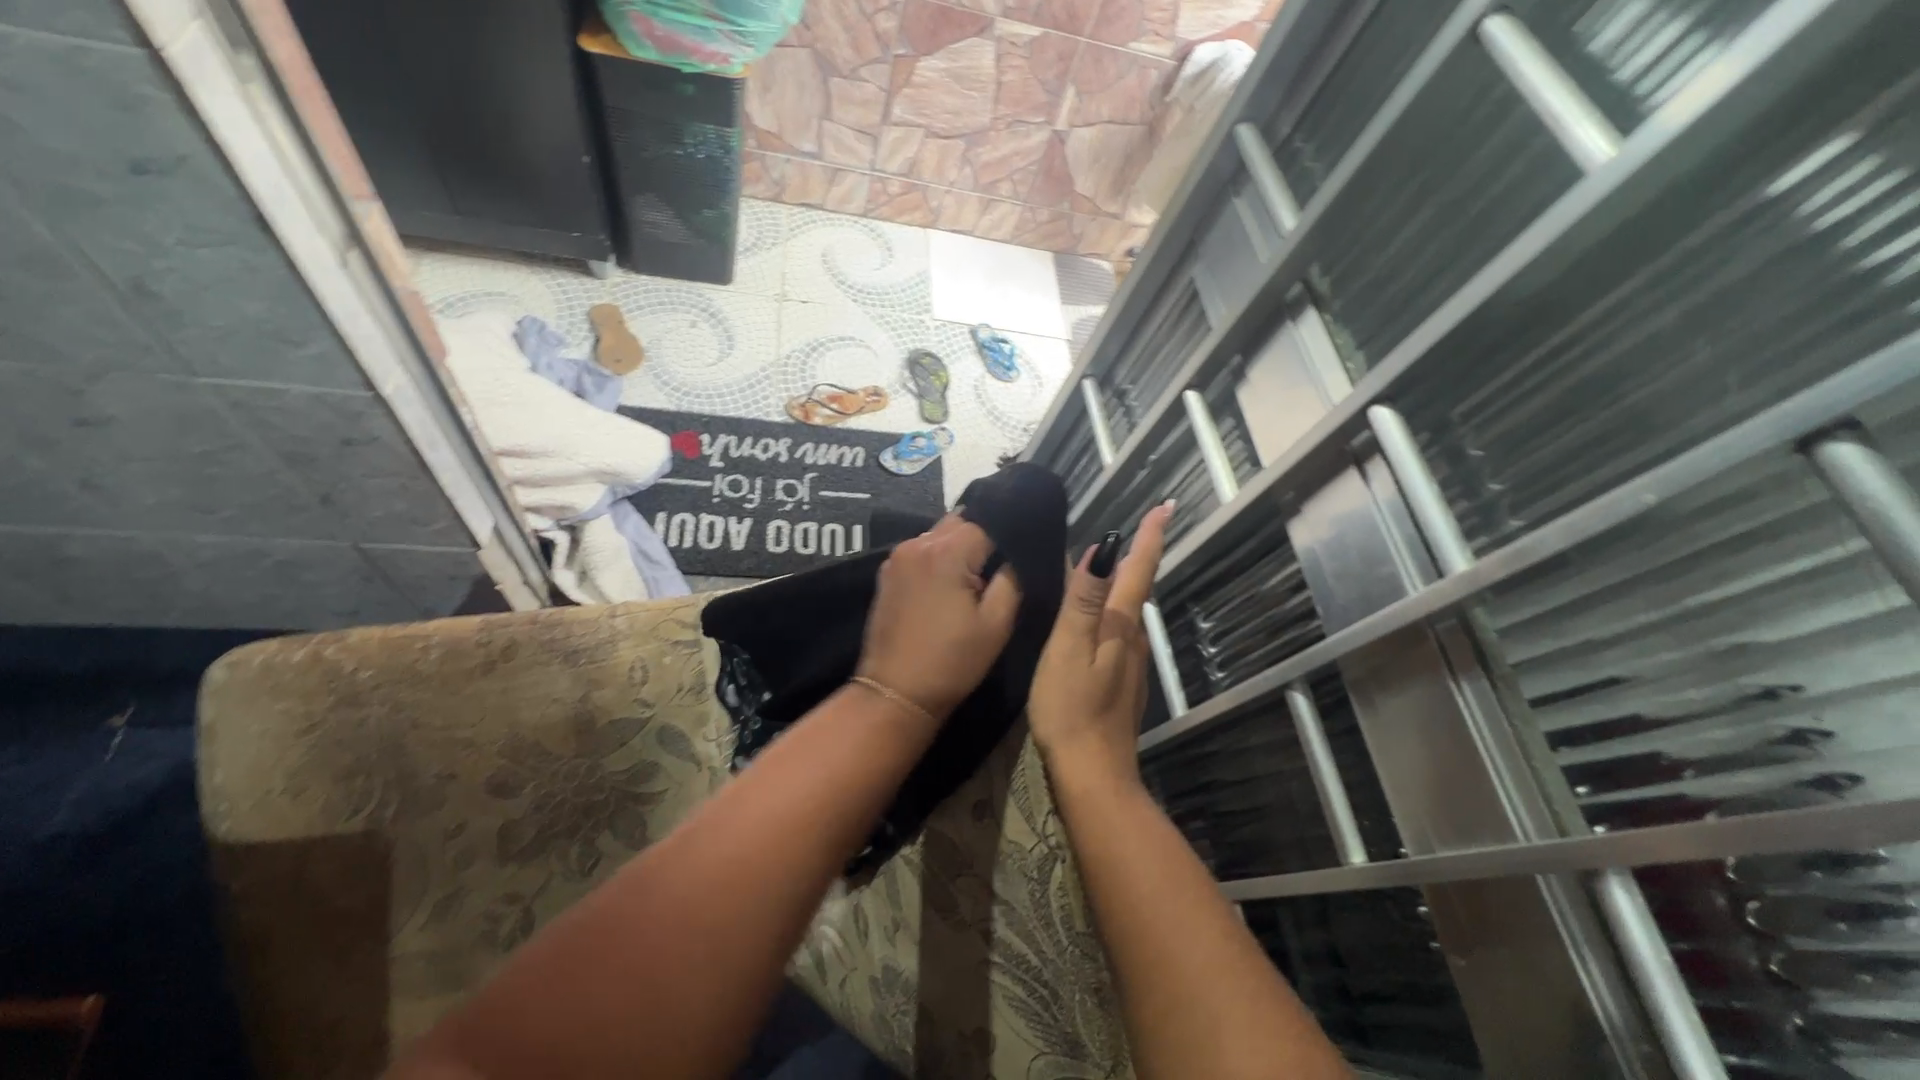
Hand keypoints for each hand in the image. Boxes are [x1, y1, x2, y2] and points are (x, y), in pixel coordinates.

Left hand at [856, 516, 1022, 721]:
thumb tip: (1016, 556)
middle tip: (1002, 566)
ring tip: (979, 576)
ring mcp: (897, 557)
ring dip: (959, 548)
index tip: (1023, 552)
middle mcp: (917, 543)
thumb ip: (1012, 580)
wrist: (896, 693)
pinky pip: (922, 551)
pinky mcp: (887, 573)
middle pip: (961, 523)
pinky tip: (951, 585)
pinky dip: (939, 559)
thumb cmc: (951, 661)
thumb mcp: (996, 624)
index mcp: (946, 552)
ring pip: (939, 534)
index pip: (988, 523)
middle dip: (983, 538)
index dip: (1009, 536)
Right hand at [1028, 501, 1172, 788]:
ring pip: (1129, 614)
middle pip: (1138, 589)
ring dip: (1125, 585)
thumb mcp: (1068, 649)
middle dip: (1139, 556)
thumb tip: (1102, 548)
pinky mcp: (1121, 685)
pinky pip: (1118, 636)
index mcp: (1121, 627)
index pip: (1139, 571)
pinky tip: (1096, 622)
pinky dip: (1112, 615)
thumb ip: (1084, 600)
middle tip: (1140, 526)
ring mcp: (1131, 666)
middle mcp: (1134, 641)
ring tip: (1111, 565)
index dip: (1151, 537)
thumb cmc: (1071, 708)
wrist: (1092, 774)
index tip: (1167, 506)